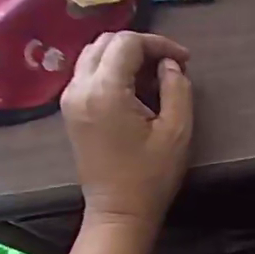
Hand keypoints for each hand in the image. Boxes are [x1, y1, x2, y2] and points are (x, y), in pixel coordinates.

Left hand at [61, 31, 192, 228]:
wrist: (119, 211)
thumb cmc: (151, 176)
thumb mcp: (177, 131)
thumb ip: (177, 88)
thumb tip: (170, 65)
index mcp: (104, 91)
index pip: (127, 43)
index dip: (159, 43)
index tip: (184, 59)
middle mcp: (79, 88)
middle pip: (106, 42)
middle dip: (141, 46)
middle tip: (170, 64)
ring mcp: (70, 98)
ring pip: (94, 54)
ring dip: (125, 56)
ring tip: (153, 75)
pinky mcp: (70, 110)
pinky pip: (88, 73)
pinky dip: (112, 70)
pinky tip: (134, 89)